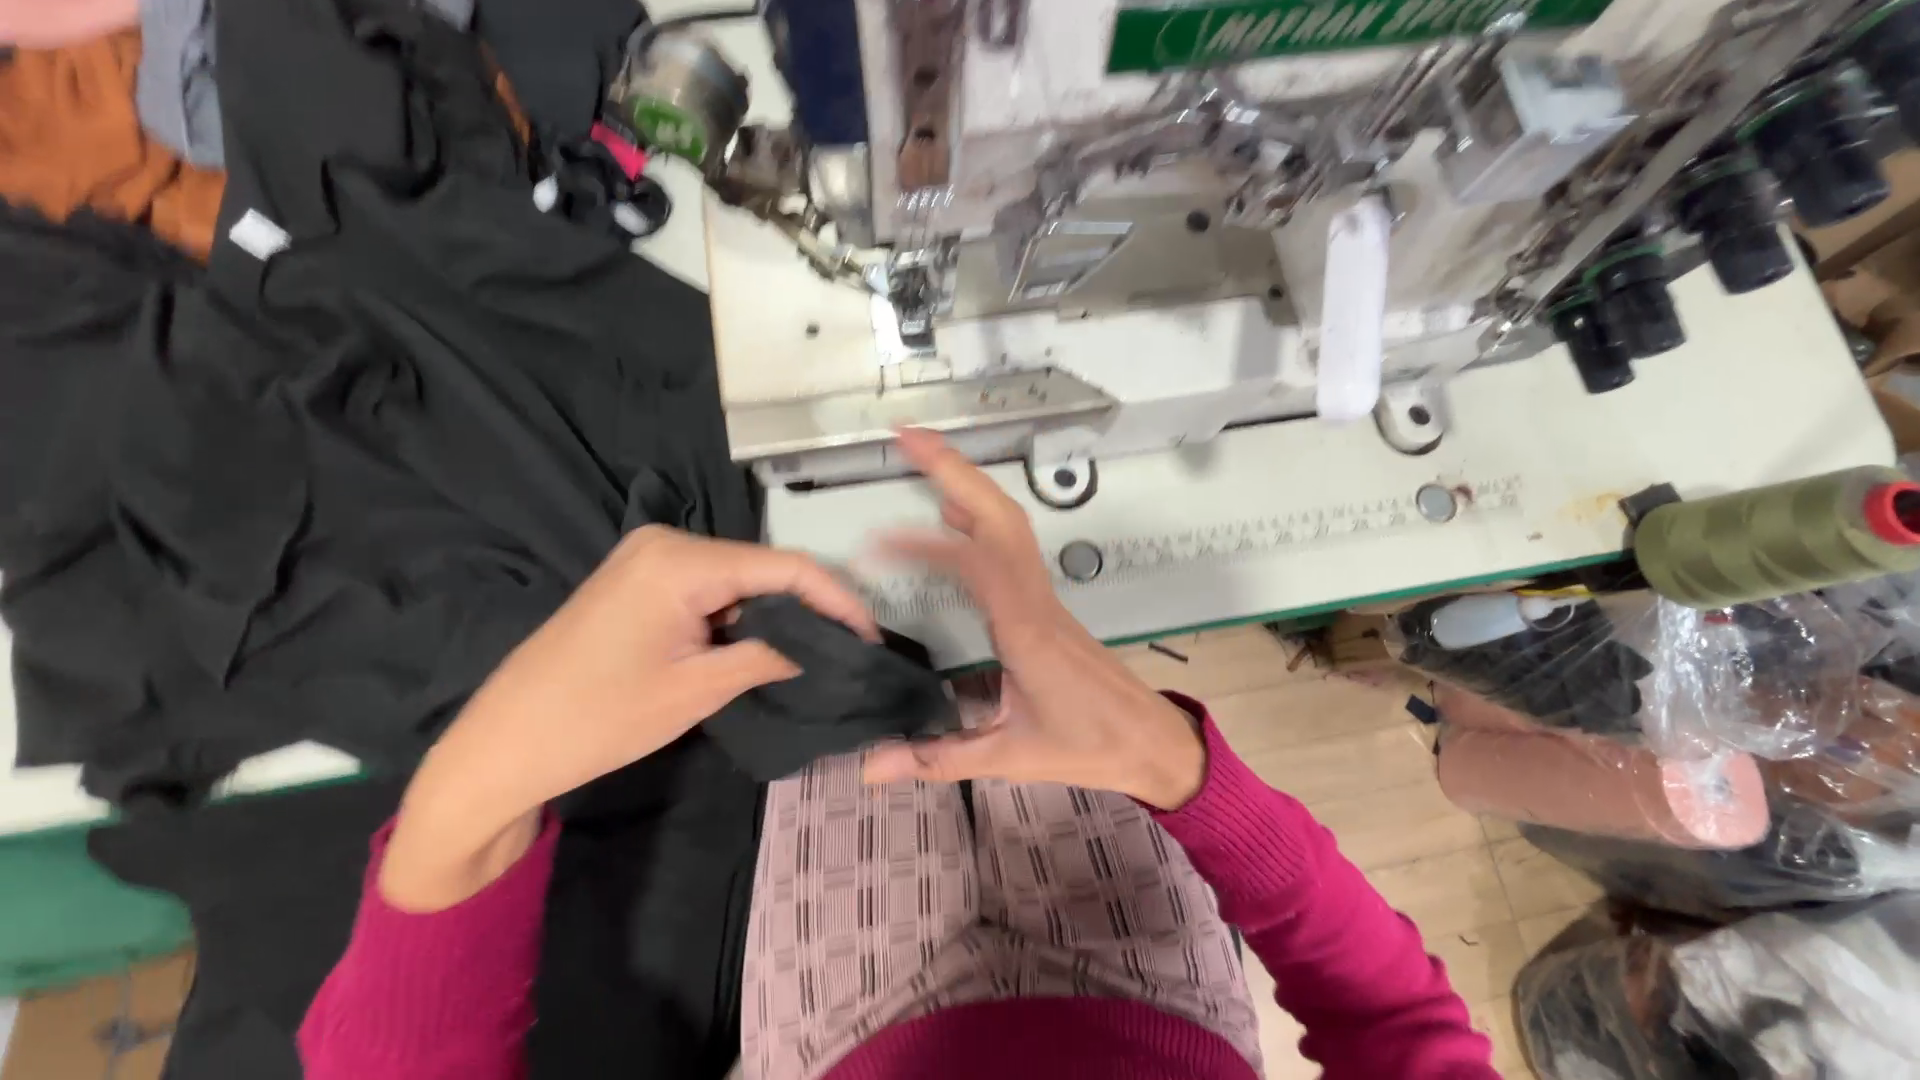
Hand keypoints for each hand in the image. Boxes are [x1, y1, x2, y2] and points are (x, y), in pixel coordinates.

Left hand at [381, 526, 876, 911]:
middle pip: (762, 568)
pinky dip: (741, 617)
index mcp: (680, 559)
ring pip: (738, 580)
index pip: (784, 567)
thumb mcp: (698, 689)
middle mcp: (665, 543)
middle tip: (853, 649)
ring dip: (777, 614)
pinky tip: (768, 645)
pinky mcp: (637, 582)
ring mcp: (647, 559)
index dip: (837, 600)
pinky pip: (709, 590)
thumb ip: (770, 656)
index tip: (873, 639)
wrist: (501, 746)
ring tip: (821, 651)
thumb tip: (827, 648)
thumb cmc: (598, 718)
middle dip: (811, 607)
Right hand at [863, 429, 1205, 810]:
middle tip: (907, 437)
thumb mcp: (1011, 758)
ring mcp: (1043, 595)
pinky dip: (980, 514)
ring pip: (1010, 520)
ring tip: (923, 457)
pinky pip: (1012, 542)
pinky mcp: (1045, 602)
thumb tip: (867, 767)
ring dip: (969, 482)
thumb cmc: (1089, 747)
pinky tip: (953, 515)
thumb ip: (938, 759)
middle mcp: (1034, 599)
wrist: (1151, 741)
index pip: (974, 564)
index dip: (924, 544)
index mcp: (1025, 630)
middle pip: (1001, 515)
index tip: (873, 541)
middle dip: (955, 469)